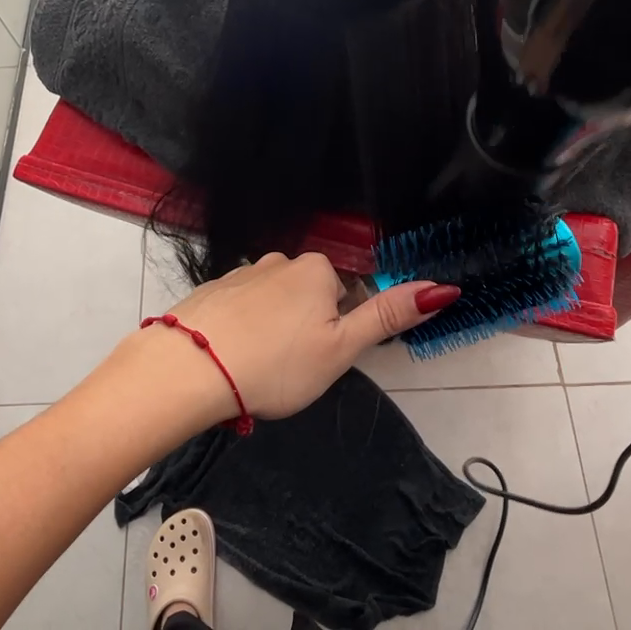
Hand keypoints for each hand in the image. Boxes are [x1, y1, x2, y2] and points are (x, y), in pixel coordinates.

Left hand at [122, 253, 455, 426]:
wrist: (188, 369)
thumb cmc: (276, 363)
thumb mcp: (341, 348)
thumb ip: (387, 316)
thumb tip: (442, 287)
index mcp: (317, 270)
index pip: (348, 292)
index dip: (342, 328)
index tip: (324, 358)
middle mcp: (279, 261)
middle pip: (310, 294)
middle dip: (309, 326)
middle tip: (295, 368)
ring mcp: (241, 273)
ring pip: (274, 301)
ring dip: (276, 328)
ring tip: (261, 367)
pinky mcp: (211, 291)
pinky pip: (241, 308)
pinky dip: (244, 328)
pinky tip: (234, 357)